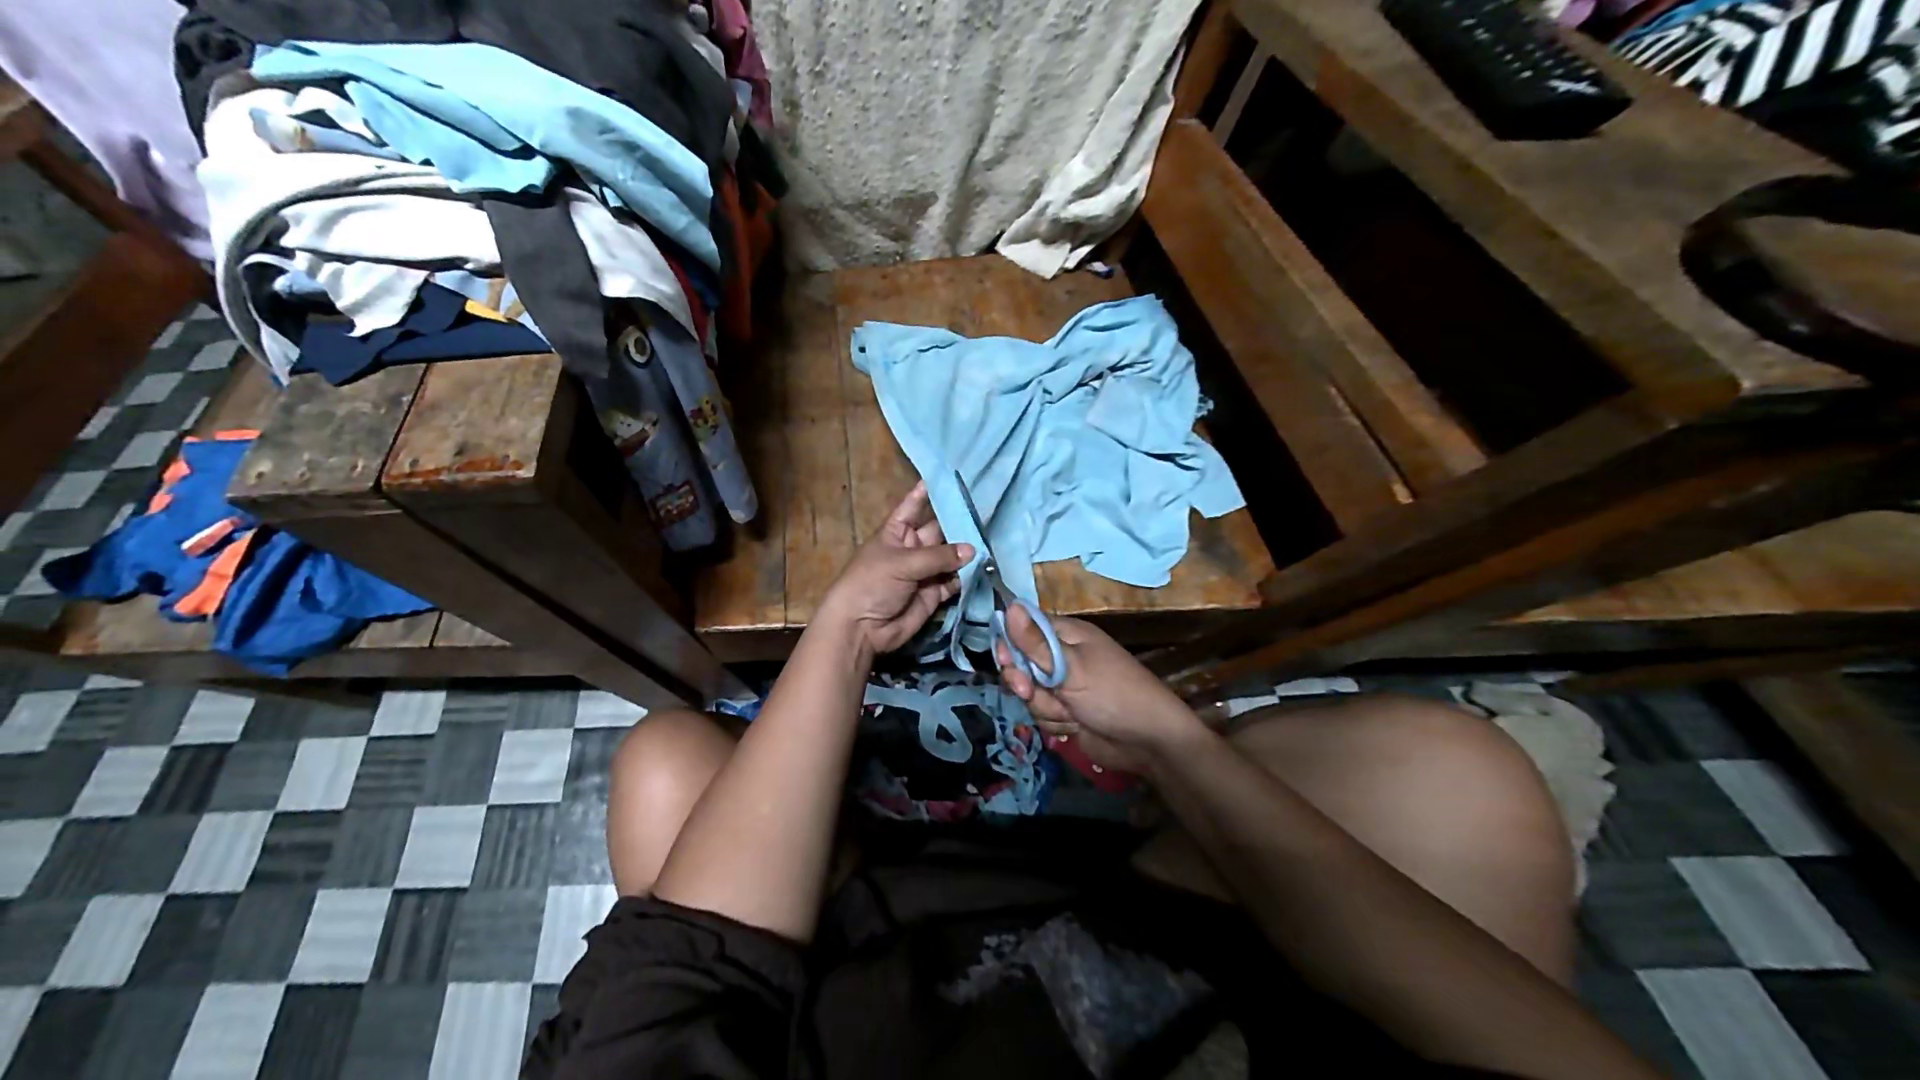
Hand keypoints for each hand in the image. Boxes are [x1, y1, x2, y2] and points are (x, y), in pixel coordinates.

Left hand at [819, 482, 973, 656]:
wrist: (861, 628)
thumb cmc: (872, 583)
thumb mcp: (902, 563)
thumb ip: (939, 557)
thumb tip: (972, 550)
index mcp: (896, 531)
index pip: (913, 505)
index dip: (927, 491)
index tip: (948, 475)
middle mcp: (912, 548)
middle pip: (940, 531)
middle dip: (960, 524)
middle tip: (989, 512)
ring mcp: (924, 571)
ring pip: (951, 557)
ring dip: (968, 552)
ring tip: (995, 539)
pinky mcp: (934, 593)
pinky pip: (955, 581)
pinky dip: (968, 577)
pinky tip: (985, 568)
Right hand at [994, 607, 1206, 773]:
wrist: (1147, 741)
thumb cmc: (1112, 693)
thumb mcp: (1071, 667)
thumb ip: (1035, 642)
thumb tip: (1011, 605)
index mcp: (1067, 635)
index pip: (1024, 628)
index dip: (1010, 643)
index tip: (1007, 661)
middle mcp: (1063, 657)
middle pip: (1022, 664)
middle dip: (1024, 682)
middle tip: (1029, 691)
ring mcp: (1064, 686)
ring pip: (1030, 693)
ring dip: (1045, 706)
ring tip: (1068, 713)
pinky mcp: (1066, 711)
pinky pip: (1042, 714)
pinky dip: (1055, 722)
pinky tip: (1074, 725)